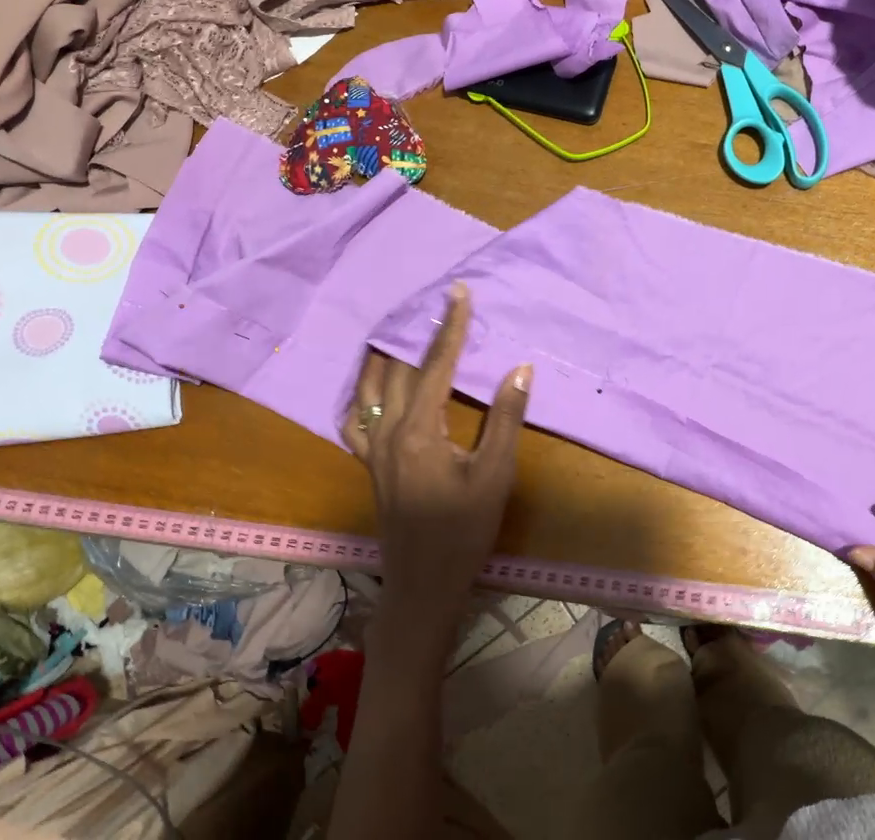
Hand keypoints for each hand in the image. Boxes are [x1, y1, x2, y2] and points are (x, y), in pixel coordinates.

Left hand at [343, 283, 531, 627]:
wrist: (424, 583)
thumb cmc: (464, 530)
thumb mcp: (495, 475)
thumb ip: (505, 419)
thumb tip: (519, 368)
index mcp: (418, 430)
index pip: (436, 365)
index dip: (450, 326)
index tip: (458, 292)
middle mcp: (387, 431)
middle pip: (396, 367)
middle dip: (414, 331)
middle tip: (432, 302)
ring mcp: (372, 449)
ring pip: (369, 387)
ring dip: (385, 354)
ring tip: (399, 329)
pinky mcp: (369, 464)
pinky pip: (356, 417)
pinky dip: (363, 392)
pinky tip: (373, 386)